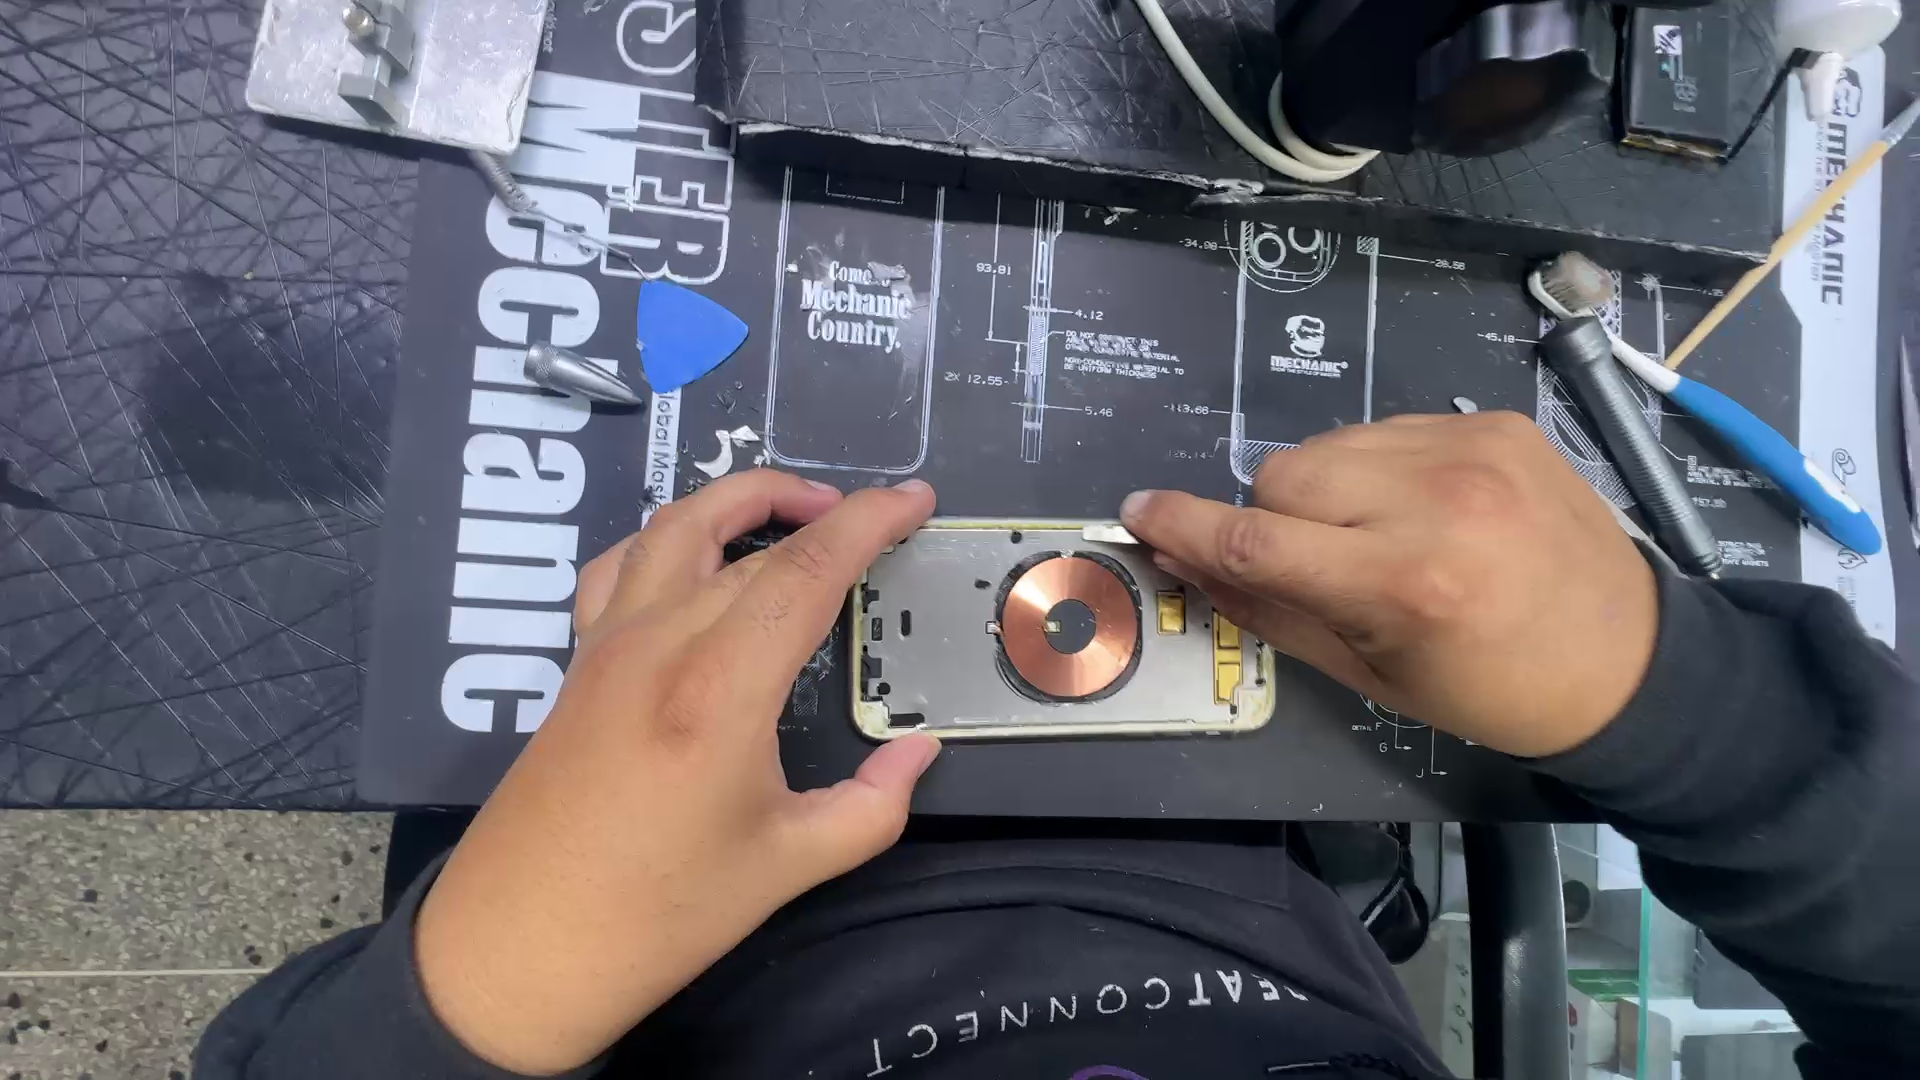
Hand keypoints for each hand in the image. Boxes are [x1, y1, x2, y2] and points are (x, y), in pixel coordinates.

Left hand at [414, 470, 940, 1074]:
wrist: (513, 956)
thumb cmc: (658, 913)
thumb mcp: (788, 866)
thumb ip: (874, 803)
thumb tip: (920, 752)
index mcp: (722, 687)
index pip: (808, 570)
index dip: (869, 522)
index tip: (915, 500)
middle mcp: (662, 640)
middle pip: (758, 542)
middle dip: (833, 512)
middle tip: (884, 518)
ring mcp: (611, 640)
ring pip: (680, 524)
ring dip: (747, 497)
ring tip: (803, 508)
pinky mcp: (581, 656)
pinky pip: (623, 562)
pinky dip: (676, 534)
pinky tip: (704, 557)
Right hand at [1121, 412, 1657, 757]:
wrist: (1632, 661)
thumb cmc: (1481, 687)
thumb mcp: (1360, 669)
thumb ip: (1259, 606)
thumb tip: (1180, 557)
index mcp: (1402, 583)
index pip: (1256, 541)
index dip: (1183, 524)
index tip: (1135, 512)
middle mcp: (1436, 501)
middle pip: (1279, 478)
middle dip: (1271, 518)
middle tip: (1316, 559)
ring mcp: (1470, 449)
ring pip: (1320, 448)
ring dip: (1317, 490)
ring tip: (1373, 529)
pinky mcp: (1492, 421)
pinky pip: (1375, 431)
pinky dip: (1368, 468)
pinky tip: (1417, 504)